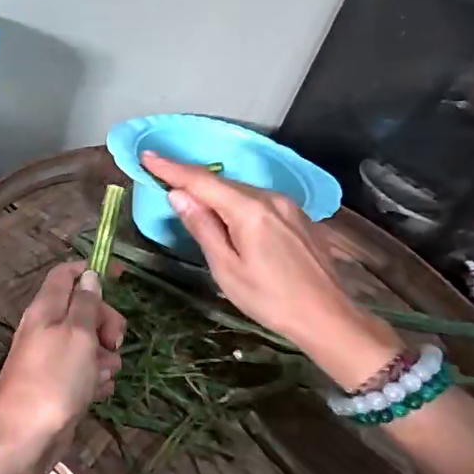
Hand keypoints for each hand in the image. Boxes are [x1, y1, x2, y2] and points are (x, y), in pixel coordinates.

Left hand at [0, 262, 124, 465]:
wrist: (27, 436)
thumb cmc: (54, 379)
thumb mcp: (77, 334)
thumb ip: (86, 304)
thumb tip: (89, 276)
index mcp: (46, 309)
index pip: (65, 274)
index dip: (89, 272)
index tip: (116, 281)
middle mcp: (48, 330)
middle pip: (85, 311)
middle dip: (106, 324)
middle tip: (113, 342)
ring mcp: (54, 359)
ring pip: (91, 345)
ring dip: (104, 358)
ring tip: (100, 376)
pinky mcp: (61, 385)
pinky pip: (87, 373)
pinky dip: (96, 381)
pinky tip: (96, 394)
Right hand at [141, 151, 399, 389]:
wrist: (326, 316)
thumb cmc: (270, 300)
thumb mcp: (227, 269)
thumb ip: (203, 228)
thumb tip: (178, 196)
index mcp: (250, 210)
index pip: (203, 182)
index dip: (172, 169)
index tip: (148, 156)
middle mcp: (272, 199)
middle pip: (224, 185)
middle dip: (193, 182)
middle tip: (164, 181)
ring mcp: (290, 206)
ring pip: (243, 193)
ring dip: (217, 196)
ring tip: (195, 205)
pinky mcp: (300, 218)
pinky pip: (261, 203)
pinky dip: (239, 205)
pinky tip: (232, 220)